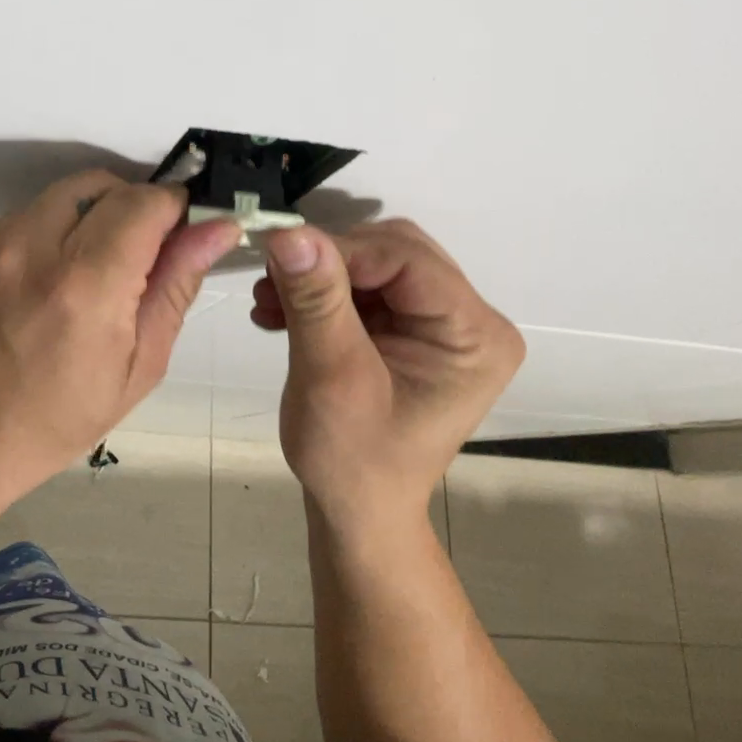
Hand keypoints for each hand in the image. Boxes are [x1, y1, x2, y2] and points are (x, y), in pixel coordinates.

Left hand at [0, 170, 243, 490]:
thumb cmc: (55, 421)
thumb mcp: (136, 367)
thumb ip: (175, 287)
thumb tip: (217, 229)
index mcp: (85, 285)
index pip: (144, 202)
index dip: (172, 208)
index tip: (179, 232)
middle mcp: (31, 248)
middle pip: (100, 185)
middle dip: (129, 207)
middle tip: (133, 257)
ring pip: (57, 198)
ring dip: (83, 222)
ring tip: (79, 280)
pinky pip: (17, 220)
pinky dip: (40, 239)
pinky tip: (35, 290)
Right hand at [251, 220, 523, 520]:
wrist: (354, 510)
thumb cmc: (351, 459)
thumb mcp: (332, 377)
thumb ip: (316, 301)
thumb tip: (290, 231)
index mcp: (474, 335)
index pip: (407, 260)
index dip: (340, 250)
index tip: (276, 253)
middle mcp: (469, 322)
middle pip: (394, 255)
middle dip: (327, 264)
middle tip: (271, 282)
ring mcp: (441, 328)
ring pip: (373, 267)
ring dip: (316, 278)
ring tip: (267, 301)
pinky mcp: (410, 335)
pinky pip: (364, 292)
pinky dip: (320, 297)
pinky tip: (280, 313)